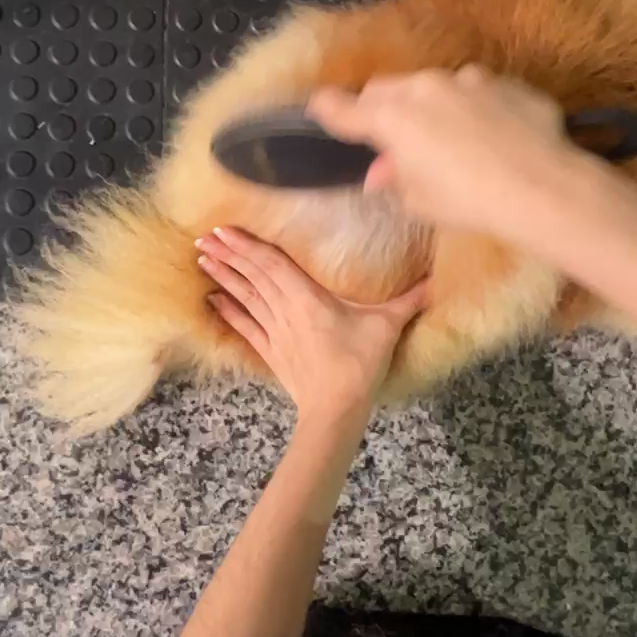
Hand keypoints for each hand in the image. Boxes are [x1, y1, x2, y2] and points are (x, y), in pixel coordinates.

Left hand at [196, 226, 426, 445]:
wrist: (336, 408)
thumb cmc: (359, 363)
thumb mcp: (386, 326)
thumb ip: (409, 300)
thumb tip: (436, 280)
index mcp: (307, 296)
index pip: (272, 263)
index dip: (248, 245)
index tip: (226, 229)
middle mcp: (283, 308)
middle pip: (251, 275)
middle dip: (227, 254)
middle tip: (203, 236)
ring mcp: (273, 330)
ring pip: (243, 297)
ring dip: (222, 276)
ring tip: (201, 258)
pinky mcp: (269, 351)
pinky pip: (244, 327)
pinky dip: (227, 312)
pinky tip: (211, 299)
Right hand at [307, 66, 584, 236]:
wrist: (541, 187)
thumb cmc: (467, 201)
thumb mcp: (420, 199)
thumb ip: (395, 177)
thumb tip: (381, 171)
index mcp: (392, 118)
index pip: (344, 108)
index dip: (327, 108)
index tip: (318, 106)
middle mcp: (423, 88)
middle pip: (385, 89)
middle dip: (378, 107)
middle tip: (386, 135)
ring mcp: (467, 80)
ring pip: (430, 85)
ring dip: (426, 105)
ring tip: (444, 136)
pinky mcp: (504, 82)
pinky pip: (473, 91)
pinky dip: (468, 107)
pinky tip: (487, 135)